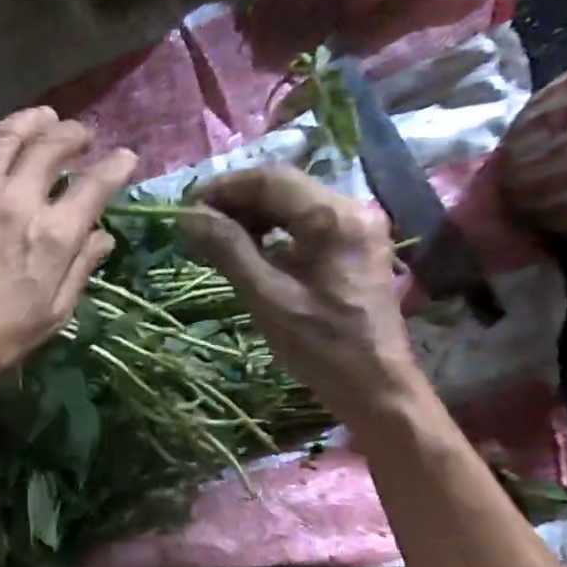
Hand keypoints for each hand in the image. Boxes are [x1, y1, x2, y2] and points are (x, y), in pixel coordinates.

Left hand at [0, 98, 137, 440]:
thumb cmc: (2, 339)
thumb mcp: (56, 312)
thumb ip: (81, 267)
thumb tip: (102, 236)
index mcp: (53, 234)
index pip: (95, 186)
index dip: (116, 167)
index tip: (128, 158)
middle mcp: (16, 202)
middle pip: (50, 148)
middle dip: (72, 134)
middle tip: (82, 135)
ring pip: (2, 139)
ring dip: (26, 120)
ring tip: (42, 116)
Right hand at [182, 165, 425, 427]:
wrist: (377, 386)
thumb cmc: (323, 348)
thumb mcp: (268, 300)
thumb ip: (228, 250)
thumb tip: (188, 217)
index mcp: (333, 217)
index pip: (269, 179)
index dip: (224, 188)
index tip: (188, 210)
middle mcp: (352, 208)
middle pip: (284, 187)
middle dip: (238, 202)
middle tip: (200, 227)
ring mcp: (360, 226)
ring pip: (296, 204)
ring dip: (256, 216)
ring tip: (220, 239)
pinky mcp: (358, 246)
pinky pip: (311, 224)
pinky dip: (278, 232)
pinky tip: (254, 251)